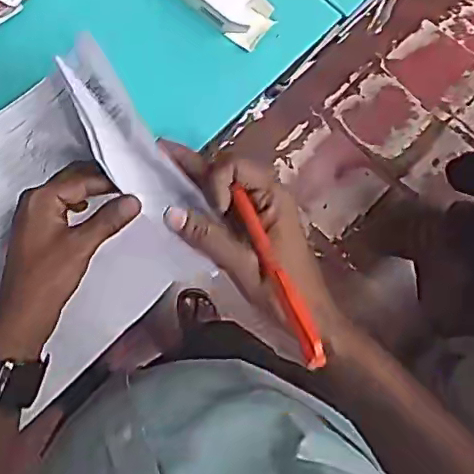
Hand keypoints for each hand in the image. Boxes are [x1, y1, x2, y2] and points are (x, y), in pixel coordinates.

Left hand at [0, 163, 139, 360]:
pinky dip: (80, 203)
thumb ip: (108, 219)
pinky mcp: (36, 228)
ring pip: (67, 190)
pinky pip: (61, 204)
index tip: (129, 186)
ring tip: (115, 197)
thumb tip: (128, 202)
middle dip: (99, 180)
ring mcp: (32, 215)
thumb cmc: (41, 284)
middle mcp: (33, 202)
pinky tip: (94, 212)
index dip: (108, 180)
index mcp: (40, 199)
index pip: (81, 178)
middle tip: (125, 187)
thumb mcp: (81, 246)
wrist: (22, 317)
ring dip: (90, 190)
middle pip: (72, 178)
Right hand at [159, 141, 348, 346]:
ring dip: (196, 176)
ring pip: (223, 183)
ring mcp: (259, 208)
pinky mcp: (251, 223)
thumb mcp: (244, 267)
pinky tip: (180, 194)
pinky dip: (202, 197)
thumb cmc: (286, 293)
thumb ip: (209, 237)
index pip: (236, 165)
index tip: (212, 209)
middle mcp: (266, 194)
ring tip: (164, 165)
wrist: (312, 320)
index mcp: (273, 197)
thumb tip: (171, 212)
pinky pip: (225, 202)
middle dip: (196, 163)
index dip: (216, 180)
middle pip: (227, 168)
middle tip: (160, 152)